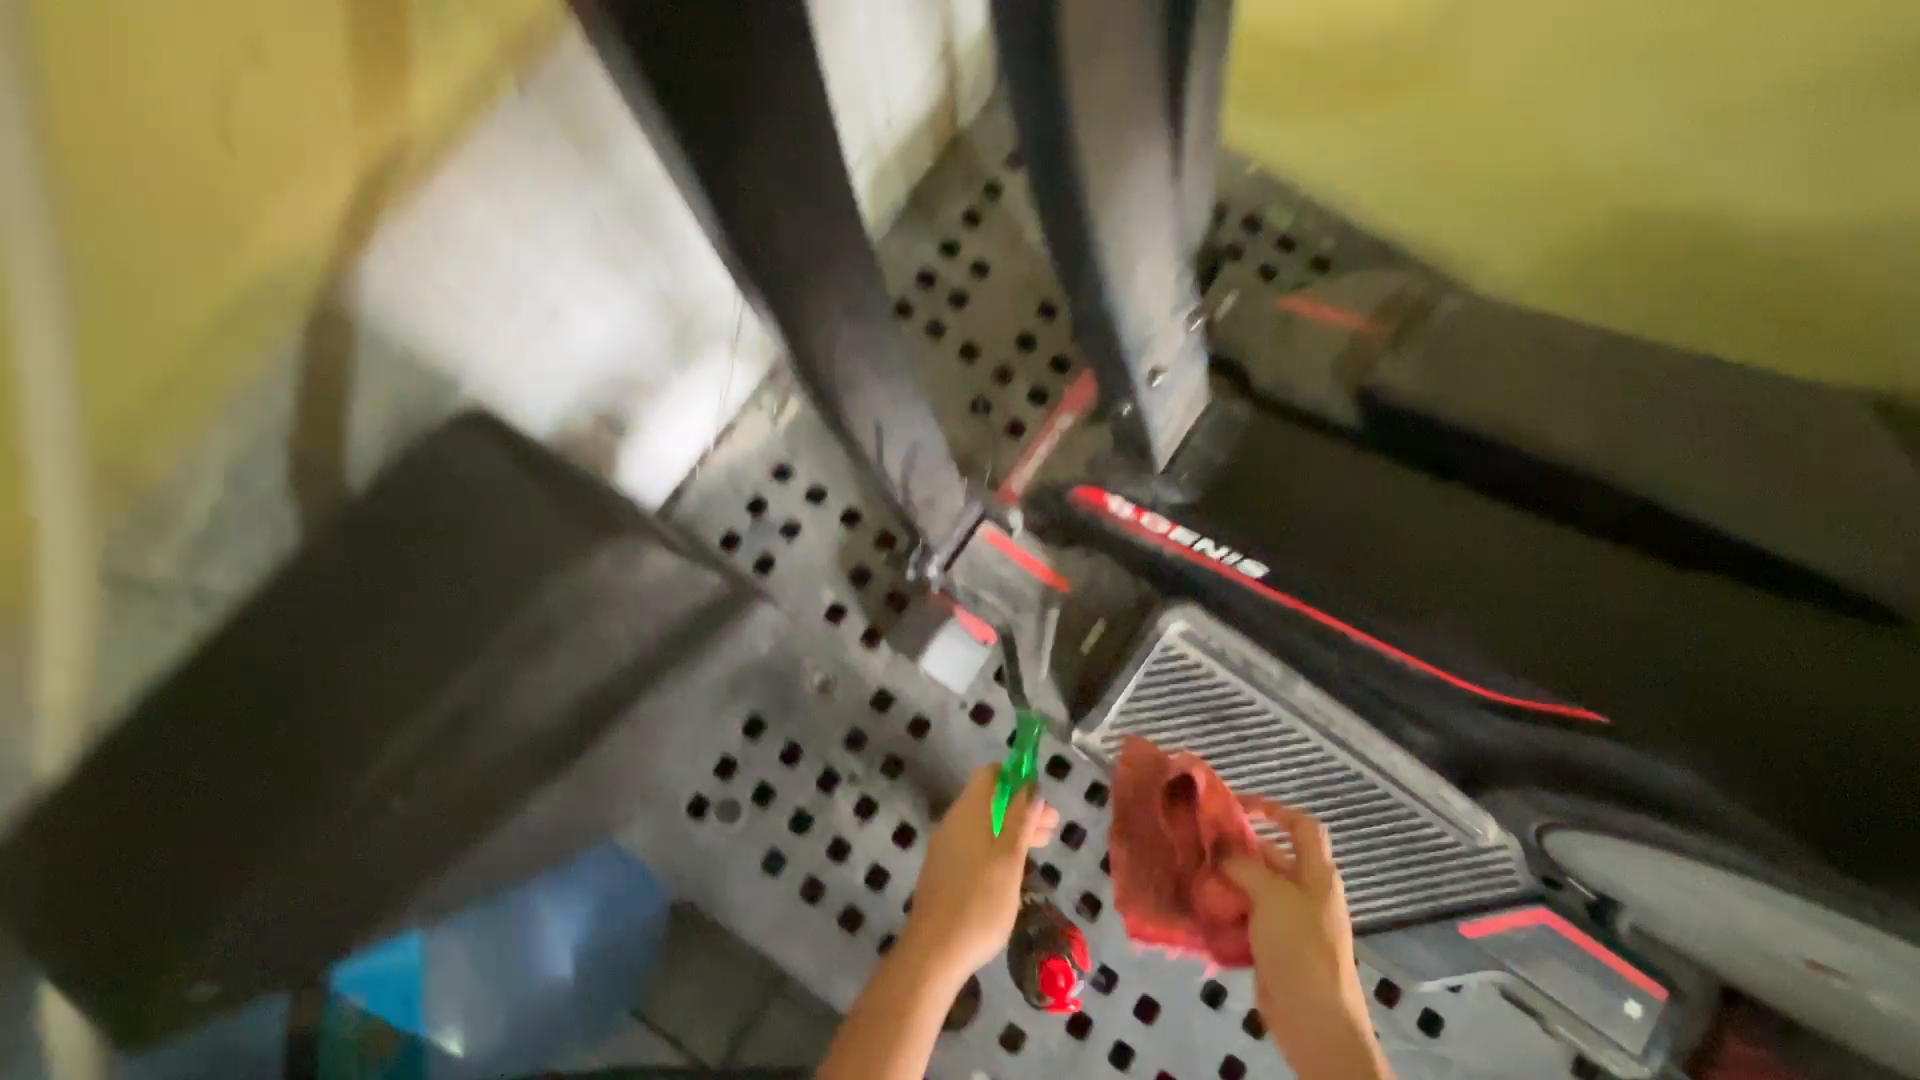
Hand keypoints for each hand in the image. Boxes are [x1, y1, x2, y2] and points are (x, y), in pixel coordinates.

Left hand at [899, 765, 1059, 982]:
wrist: (934, 951)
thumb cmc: (980, 902)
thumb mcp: (1010, 859)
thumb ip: (1021, 821)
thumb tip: (1031, 788)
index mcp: (969, 811)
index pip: (991, 774)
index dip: (1017, 779)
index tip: (1041, 798)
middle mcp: (954, 821)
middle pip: (989, 800)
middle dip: (1021, 807)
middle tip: (1052, 827)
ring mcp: (946, 846)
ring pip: (984, 824)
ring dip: (1012, 828)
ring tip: (1042, 844)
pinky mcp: (944, 870)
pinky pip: (974, 844)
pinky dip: (997, 846)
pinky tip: (1014, 866)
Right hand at [1223, 802, 1391, 1077]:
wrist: (1314, 1018)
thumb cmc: (1300, 945)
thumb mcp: (1271, 896)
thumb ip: (1243, 865)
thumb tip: (1219, 844)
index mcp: (1316, 873)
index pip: (1301, 826)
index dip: (1273, 810)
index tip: (1236, 806)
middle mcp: (1305, 892)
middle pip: (1270, 857)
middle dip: (1236, 849)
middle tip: (1198, 842)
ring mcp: (1289, 921)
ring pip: (1253, 888)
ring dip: (1225, 880)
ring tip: (1192, 873)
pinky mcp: (1273, 946)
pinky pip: (1246, 917)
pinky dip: (1225, 910)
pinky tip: (1199, 908)